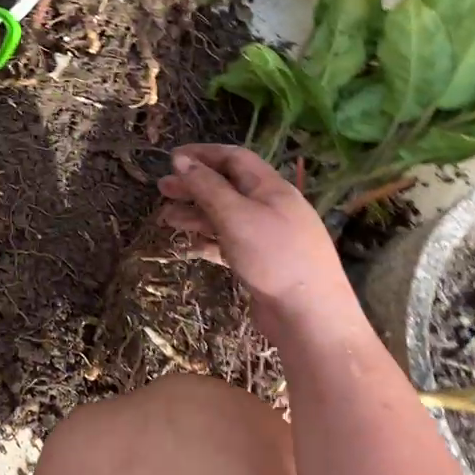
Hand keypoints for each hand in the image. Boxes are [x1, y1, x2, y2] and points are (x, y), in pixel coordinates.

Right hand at [157, 144, 351, 331]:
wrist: (312, 321)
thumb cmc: (274, 258)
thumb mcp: (235, 215)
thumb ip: (206, 186)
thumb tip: (181, 160)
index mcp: (272, 190)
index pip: (235, 158)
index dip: (202, 154)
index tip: (171, 159)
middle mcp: (271, 208)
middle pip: (227, 186)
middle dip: (193, 185)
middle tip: (162, 189)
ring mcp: (268, 237)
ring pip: (225, 215)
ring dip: (194, 213)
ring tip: (166, 219)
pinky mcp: (262, 263)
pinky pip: (228, 242)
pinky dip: (206, 240)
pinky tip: (187, 245)